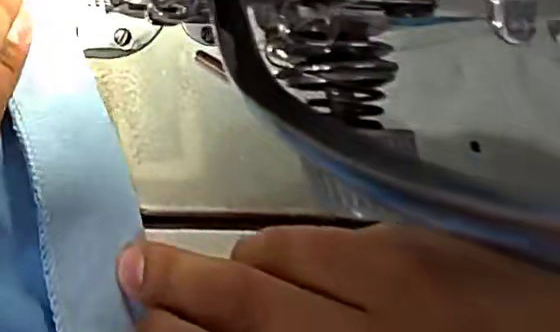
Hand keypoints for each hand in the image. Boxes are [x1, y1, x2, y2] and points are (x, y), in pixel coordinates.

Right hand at [117, 224, 559, 331]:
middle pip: (247, 293)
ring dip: (235, 265)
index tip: (136, 315)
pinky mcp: (432, 240)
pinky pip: (334, 236)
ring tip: (201, 268)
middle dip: (177, 284)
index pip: (244, 331)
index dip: (178, 325)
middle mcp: (375, 317)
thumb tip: (255, 322)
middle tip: (127, 266)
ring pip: (283, 254)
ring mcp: (404, 271)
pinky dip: (296, 249)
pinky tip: (290, 259)